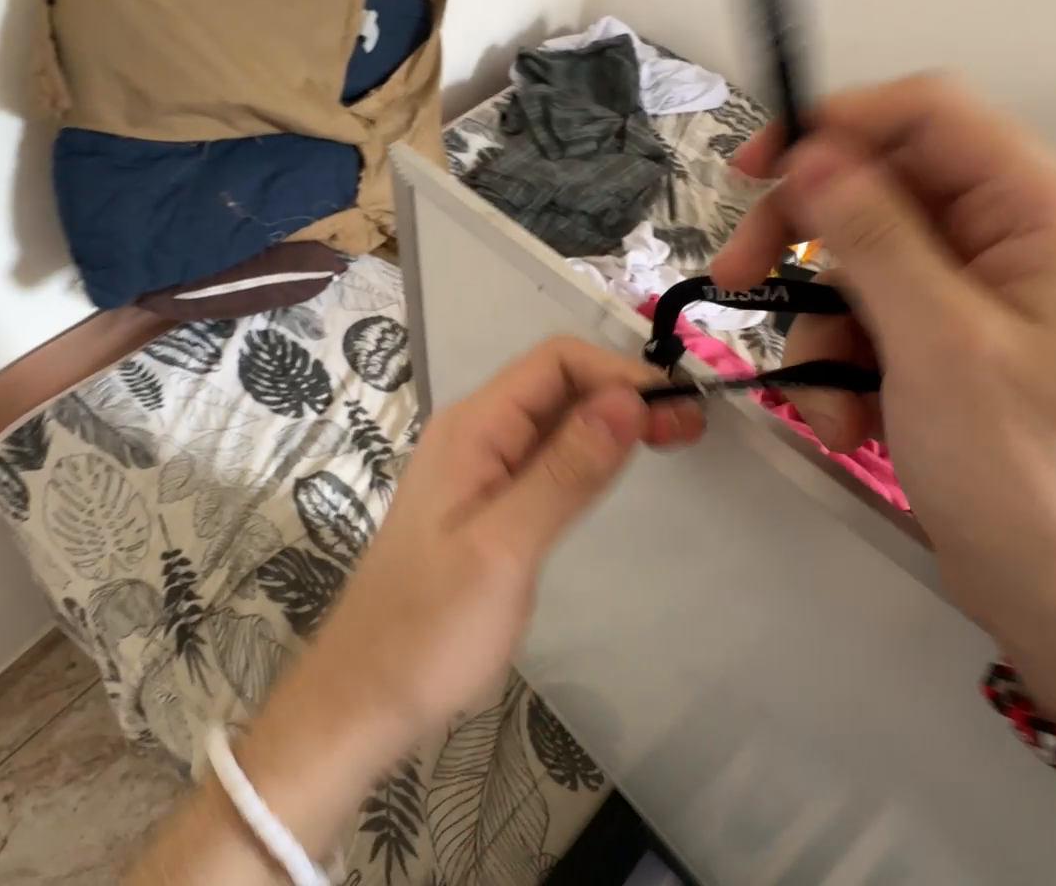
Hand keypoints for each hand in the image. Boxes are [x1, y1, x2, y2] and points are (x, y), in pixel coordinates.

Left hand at [228, 338, 700, 848]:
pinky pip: (541, 458)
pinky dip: (586, 455)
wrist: (366, 693)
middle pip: (556, 385)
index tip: (678, 411)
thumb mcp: (505, 547)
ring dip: (611, 423)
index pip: (555, 363)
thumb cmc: (430, 627)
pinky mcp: (483, 503)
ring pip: (552, 421)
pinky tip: (615, 473)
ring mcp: (475, 469)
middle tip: (689, 430)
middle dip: (623, 394)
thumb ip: (565, 471)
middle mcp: (471, 435)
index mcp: (471, 429)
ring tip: (671, 445)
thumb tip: (627, 399)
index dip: (621, 373)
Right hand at [711, 73, 1055, 725]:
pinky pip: (867, 323)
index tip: (747, 171)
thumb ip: (875, 237)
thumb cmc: (1027, 472)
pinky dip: (840, 368)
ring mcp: (979, 296)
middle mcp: (1014, 237)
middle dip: (803, 241)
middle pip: (878, 191)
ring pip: (858, 266)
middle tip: (735, 280)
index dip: (830, 126)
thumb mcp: (939, 345)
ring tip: (831, 406)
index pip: (925, 116)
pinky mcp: (949, 346)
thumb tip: (813, 153)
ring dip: (820, 330)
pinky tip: (852, 423)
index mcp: (1042, 211)